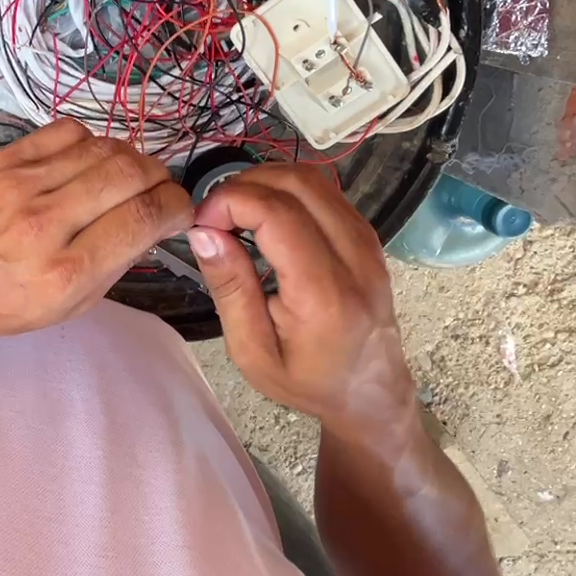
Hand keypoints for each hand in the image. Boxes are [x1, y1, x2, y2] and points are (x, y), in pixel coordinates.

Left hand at [0, 118, 192, 352]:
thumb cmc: (5, 300)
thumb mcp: (70, 305)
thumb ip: (117, 261)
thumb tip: (154, 217)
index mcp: (66, 271)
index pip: (143, 218)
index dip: (177, 206)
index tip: (180, 209)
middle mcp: (45, 222)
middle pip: (130, 174)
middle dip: (160, 178)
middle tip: (159, 190)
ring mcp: (22, 183)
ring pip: (103, 148)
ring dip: (130, 159)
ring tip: (129, 175)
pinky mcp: (6, 158)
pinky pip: (68, 130)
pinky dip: (93, 142)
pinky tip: (90, 161)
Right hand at [188, 165, 416, 440]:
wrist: (372, 397)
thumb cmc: (307, 381)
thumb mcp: (251, 351)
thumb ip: (229, 288)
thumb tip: (202, 232)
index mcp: (325, 294)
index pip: (277, 213)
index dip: (230, 201)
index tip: (202, 222)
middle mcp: (355, 259)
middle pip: (296, 183)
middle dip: (243, 184)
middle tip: (215, 214)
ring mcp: (368, 243)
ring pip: (311, 179)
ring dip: (263, 182)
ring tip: (235, 213)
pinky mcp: (367, 237)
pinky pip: (324, 192)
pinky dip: (284, 190)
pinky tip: (264, 215)